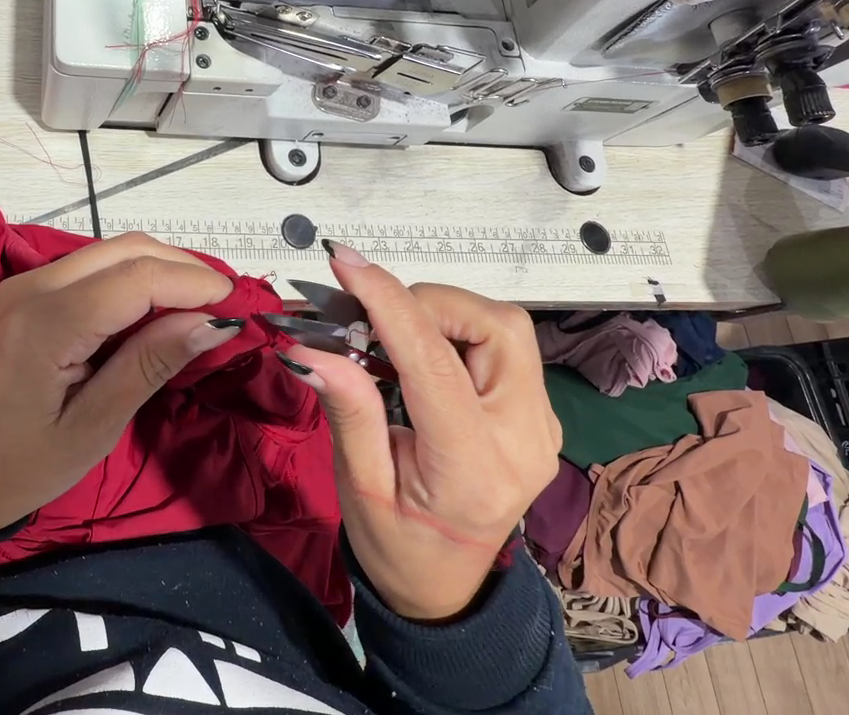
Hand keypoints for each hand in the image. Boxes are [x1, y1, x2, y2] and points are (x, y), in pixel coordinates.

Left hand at [0, 233, 242, 530]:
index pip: (139, 278)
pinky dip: (131, 279)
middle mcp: (34, 286)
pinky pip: (89, 269)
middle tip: (227, 304)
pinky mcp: (23, 293)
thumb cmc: (18, 466)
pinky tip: (156, 308)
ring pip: (108, 251)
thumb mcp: (92, 427)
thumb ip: (149, 365)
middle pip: (126, 249)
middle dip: (184, 267)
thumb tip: (211, 323)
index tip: (239, 307)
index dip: (195, 284)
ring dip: (159, 269)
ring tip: (201, 307)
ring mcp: (24, 284)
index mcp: (48, 322)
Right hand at [280, 242, 560, 620]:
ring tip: (389, 332)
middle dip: (428, 302)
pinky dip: (454, 330)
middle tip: (371, 315)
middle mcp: (524, 438)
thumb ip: (347, 409)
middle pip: (496, 328)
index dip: (386, 302)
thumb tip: (309, 347)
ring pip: (505, 328)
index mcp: (474, 466)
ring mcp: (538, 424)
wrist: (446, 586)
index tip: (344, 262)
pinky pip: (501, 346)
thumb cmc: (397, 544)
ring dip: (443, 312)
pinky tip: (414, 350)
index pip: (433, 361)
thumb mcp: (360, 485)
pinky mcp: (534, 412)